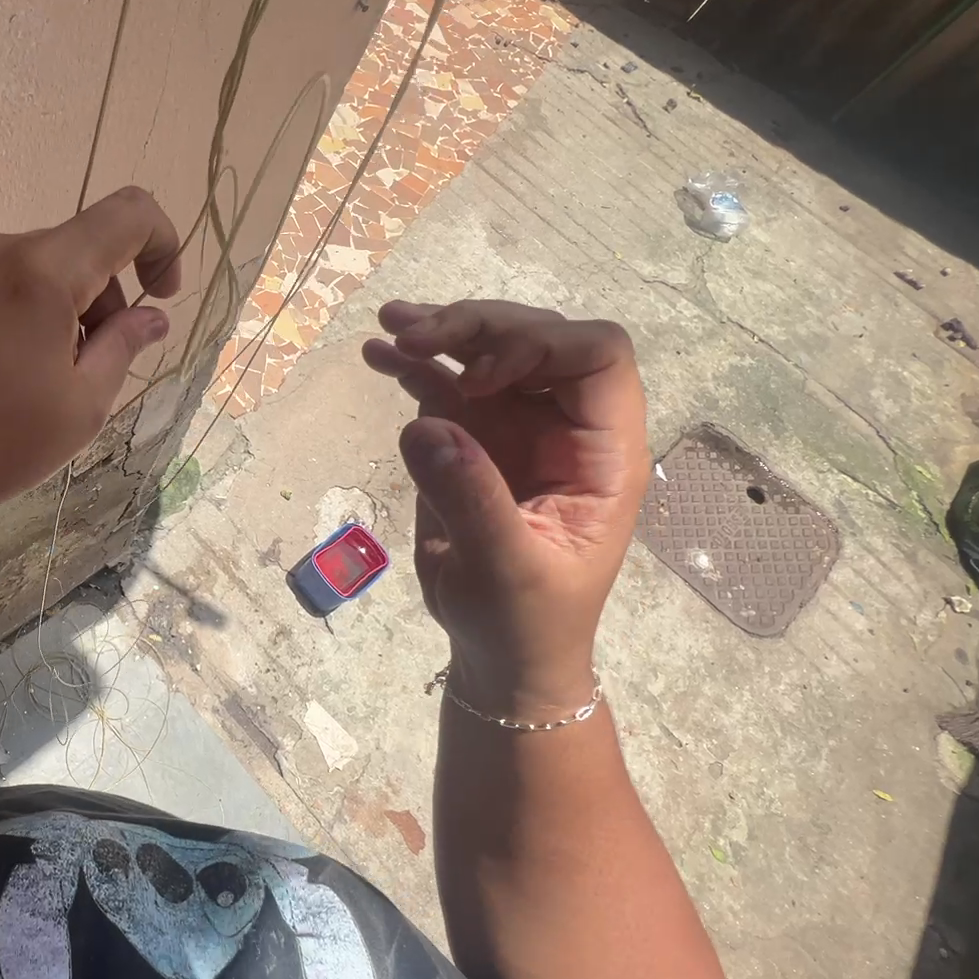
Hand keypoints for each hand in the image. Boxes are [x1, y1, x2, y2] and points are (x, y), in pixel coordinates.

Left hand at [0, 186, 181, 534]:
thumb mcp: (80, 406)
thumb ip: (124, 347)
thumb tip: (150, 317)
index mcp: (41, 270)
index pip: (128, 214)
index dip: (163, 245)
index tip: (162, 299)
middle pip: (83, 248)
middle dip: (108, 300)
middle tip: (96, 372)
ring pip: (44, 270)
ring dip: (69, 313)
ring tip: (49, 385)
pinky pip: (6, 284)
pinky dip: (31, 315)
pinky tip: (12, 377)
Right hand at [362, 300, 647, 716]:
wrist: (501, 651)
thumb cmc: (525, 621)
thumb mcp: (506, 569)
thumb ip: (472, 498)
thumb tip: (423, 425)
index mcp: (602, 452)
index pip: (595, 357)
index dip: (537, 348)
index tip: (474, 382)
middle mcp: (562, 426)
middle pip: (534, 341)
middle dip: (476, 328)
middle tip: (410, 333)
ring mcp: (513, 431)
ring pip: (486, 356)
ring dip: (440, 334)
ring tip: (388, 327)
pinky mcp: (469, 444)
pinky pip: (443, 390)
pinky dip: (412, 369)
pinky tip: (377, 355)